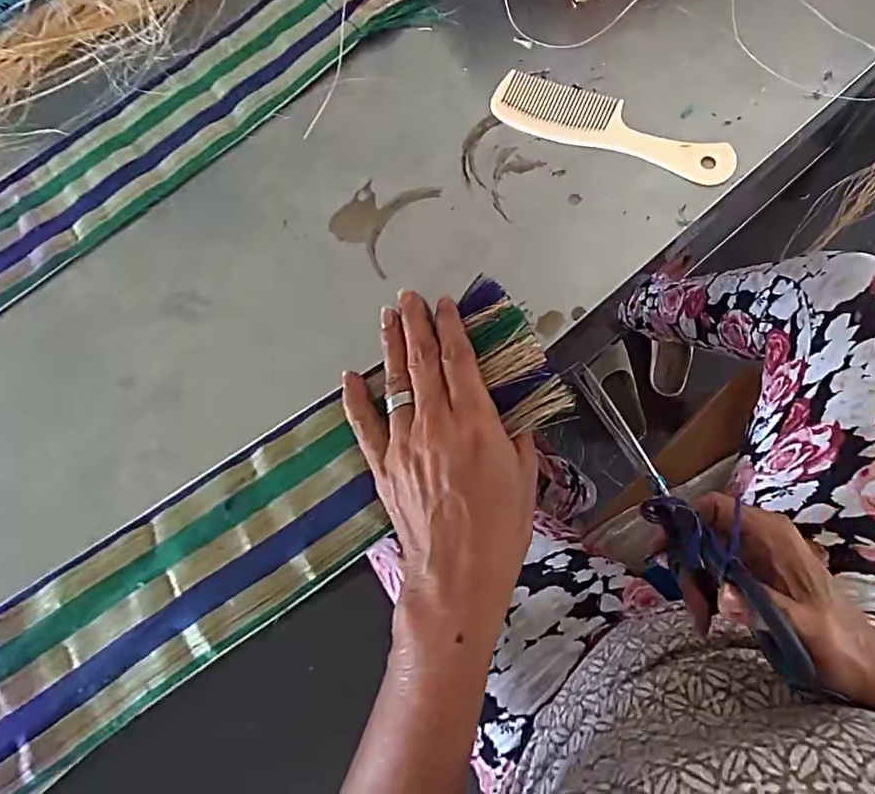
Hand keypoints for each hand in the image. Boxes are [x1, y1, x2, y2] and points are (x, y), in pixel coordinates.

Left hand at [341, 292, 537, 650]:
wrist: (455, 577)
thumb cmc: (499, 531)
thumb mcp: (524, 478)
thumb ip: (517, 434)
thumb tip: (510, 407)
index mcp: (475, 423)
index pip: (459, 360)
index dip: (451, 327)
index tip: (444, 305)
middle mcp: (435, 424)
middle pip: (422, 361)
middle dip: (416, 324)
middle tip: (409, 297)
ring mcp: (404, 443)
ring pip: (394, 382)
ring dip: (391, 346)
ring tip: (387, 318)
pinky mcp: (384, 465)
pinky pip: (365, 424)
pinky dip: (355, 398)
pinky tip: (349, 376)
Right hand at [680, 495, 874, 710]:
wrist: (871, 673)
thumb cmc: (842, 647)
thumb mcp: (803, 628)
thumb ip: (761, 607)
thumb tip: (722, 594)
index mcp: (773, 535)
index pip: (715, 506)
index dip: (683, 518)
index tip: (663, 545)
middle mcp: (761, 537)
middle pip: (702, 532)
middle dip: (688, 563)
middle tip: (691, 603)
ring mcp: (756, 556)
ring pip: (704, 553)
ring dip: (695, 583)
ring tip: (703, 619)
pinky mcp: (753, 576)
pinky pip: (715, 572)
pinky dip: (706, 592)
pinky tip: (710, 618)